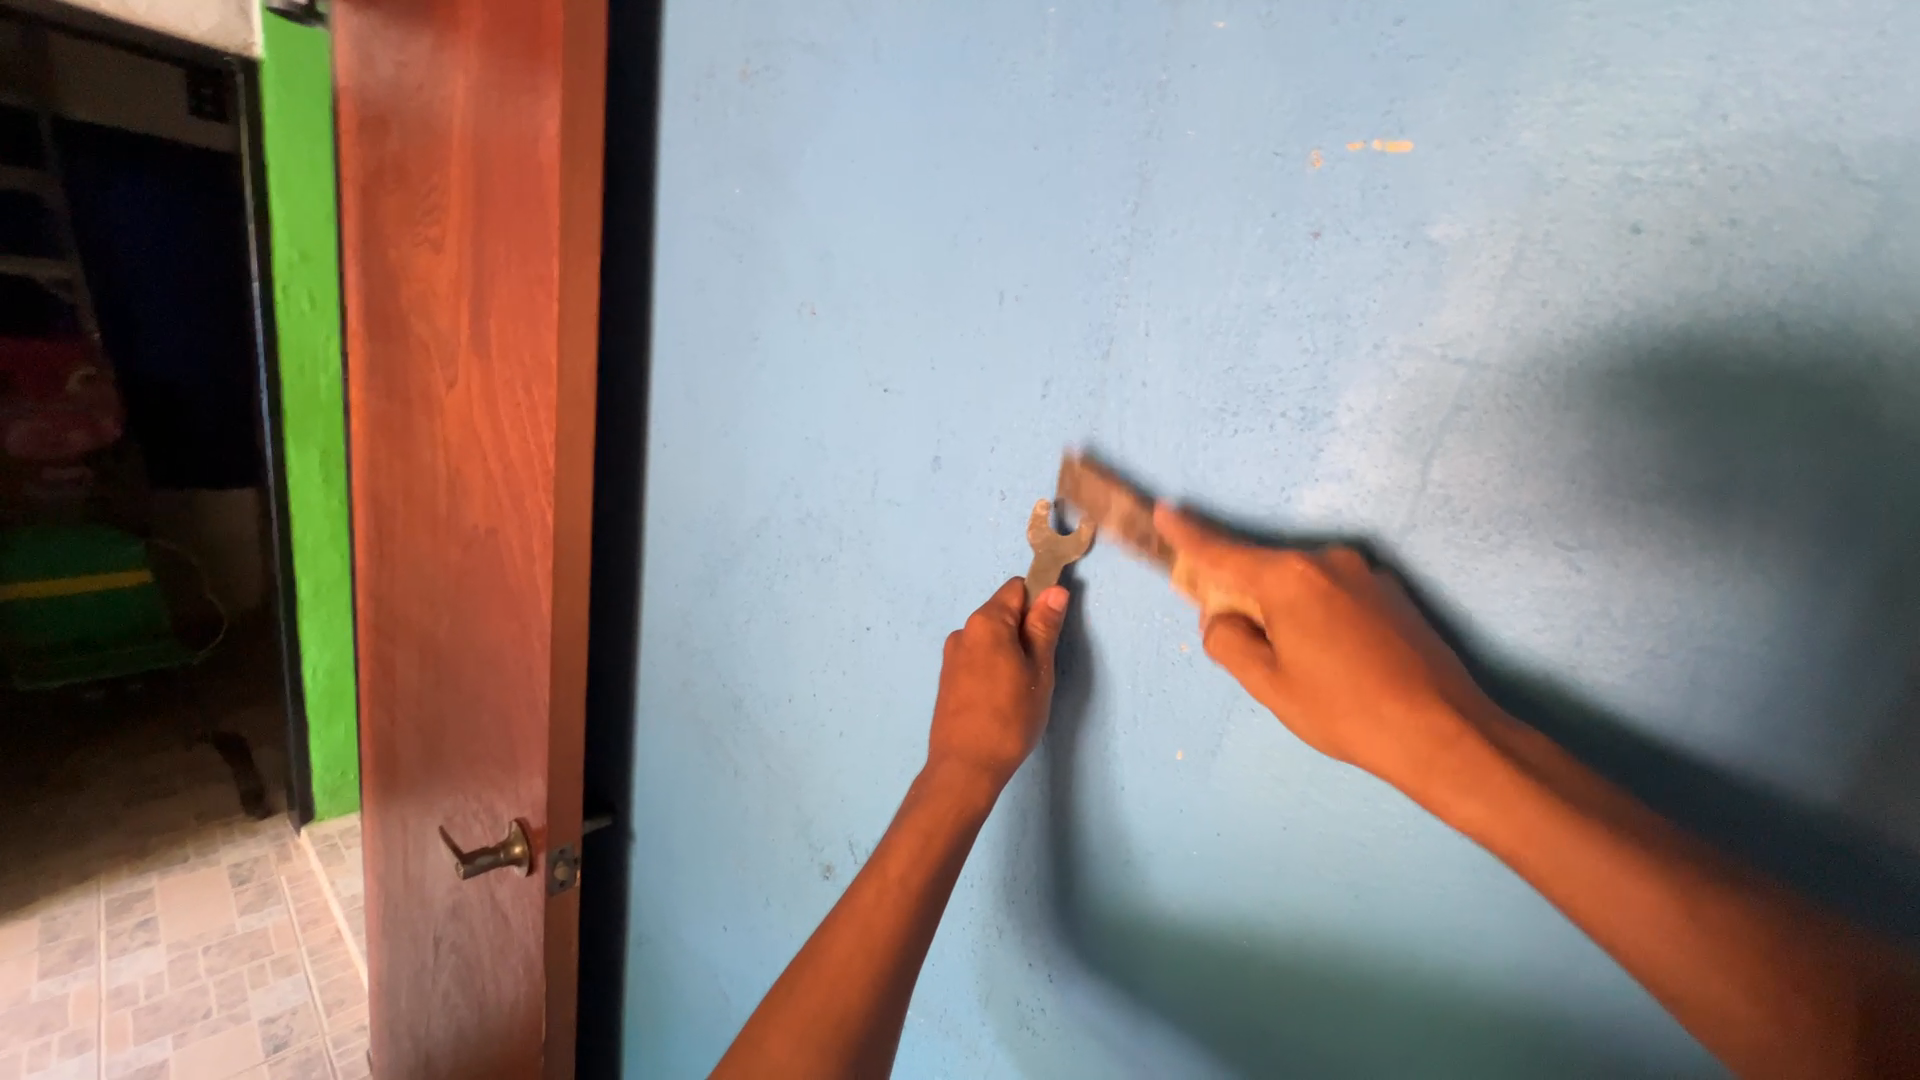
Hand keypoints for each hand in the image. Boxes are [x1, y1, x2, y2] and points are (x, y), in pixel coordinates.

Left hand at [927, 577, 1069, 788]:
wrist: (965, 767)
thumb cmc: (1011, 718)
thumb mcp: (1038, 670)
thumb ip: (1044, 627)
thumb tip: (1055, 590)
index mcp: (986, 622)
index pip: (1016, 589)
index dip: (1039, 601)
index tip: (1052, 630)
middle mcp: (964, 631)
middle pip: (1002, 613)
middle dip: (1024, 630)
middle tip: (1040, 667)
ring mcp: (951, 655)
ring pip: (990, 638)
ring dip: (1009, 651)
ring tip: (1021, 688)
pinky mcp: (947, 678)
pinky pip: (977, 658)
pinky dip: (993, 666)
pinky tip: (1001, 698)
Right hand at [1155, 505, 1488, 785]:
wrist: (1445, 731)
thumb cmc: (1344, 709)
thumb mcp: (1267, 683)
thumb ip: (1227, 641)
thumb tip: (1223, 619)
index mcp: (1287, 578)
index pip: (1221, 551)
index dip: (1188, 535)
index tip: (1164, 511)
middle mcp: (1326, 561)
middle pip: (1262, 570)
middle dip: (1244, 598)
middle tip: (1254, 651)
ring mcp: (1365, 573)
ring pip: (1299, 584)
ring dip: (1285, 611)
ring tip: (1307, 667)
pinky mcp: (1392, 591)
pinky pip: (1332, 593)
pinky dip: (1318, 615)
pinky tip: (1339, 661)